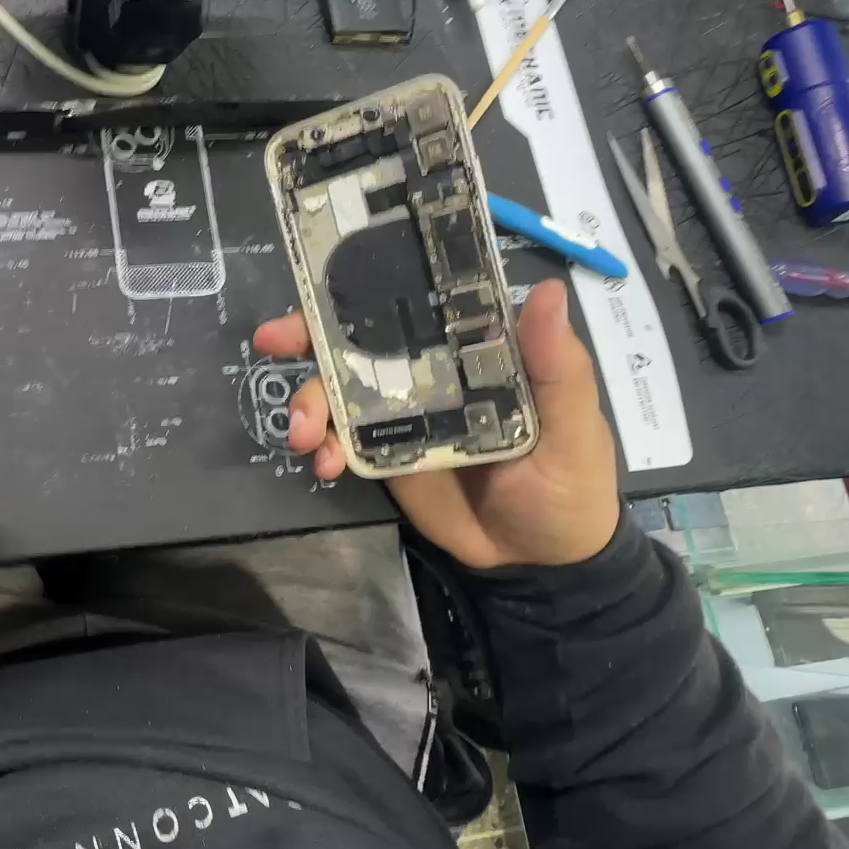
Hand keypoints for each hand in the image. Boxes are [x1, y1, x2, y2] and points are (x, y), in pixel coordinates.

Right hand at [253, 279, 619, 568]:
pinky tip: (322, 464)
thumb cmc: (569, 483)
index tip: (324, 286)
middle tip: (274, 342)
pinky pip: (339, 441)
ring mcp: (397, 416)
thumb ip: (555, 366)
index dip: (366, 289)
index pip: (412, 305)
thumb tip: (545, 292)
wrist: (538, 562)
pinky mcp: (381, 456)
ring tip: (304, 433)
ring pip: (336, 391)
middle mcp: (425, 374)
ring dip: (307, 401)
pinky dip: (320, 446)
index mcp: (468, 353)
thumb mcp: (574, 425)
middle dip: (308, 336)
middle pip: (357, 343)